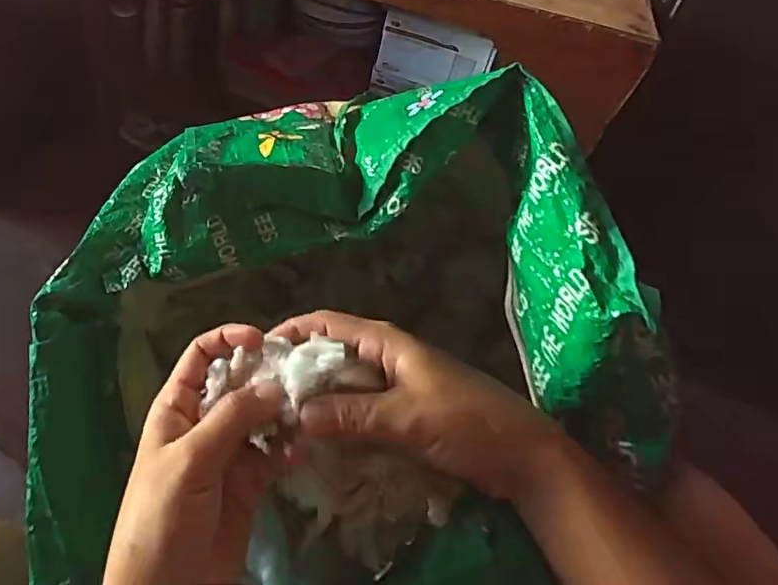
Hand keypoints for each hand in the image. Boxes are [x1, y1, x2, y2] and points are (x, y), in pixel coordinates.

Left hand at [105, 324, 285, 584]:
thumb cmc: (160, 517)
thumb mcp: (190, 459)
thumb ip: (231, 417)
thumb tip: (274, 385)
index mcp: (179, 407)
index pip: (202, 354)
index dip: (228, 339)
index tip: (261, 339)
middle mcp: (204, 422)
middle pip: (240, 382)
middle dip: (267, 377)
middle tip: (297, 380)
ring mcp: (227, 452)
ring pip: (261, 416)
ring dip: (283, 413)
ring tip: (304, 417)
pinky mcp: (248, 482)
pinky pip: (273, 453)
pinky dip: (288, 449)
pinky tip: (300, 451)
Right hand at [270, 310, 560, 500]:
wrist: (519, 452)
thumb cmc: (466, 420)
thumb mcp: (407, 417)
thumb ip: (354, 413)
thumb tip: (297, 413)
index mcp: (386, 341)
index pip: (328, 324)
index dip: (293, 331)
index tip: (258, 351)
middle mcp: (385, 356)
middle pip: (331, 353)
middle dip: (297, 369)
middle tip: (261, 395)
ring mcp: (393, 384)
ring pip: (342, 384)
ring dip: (315, 398)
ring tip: (279, 419)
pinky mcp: (400, 412)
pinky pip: (357, 408)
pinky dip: (336, 419)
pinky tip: (316, 440)